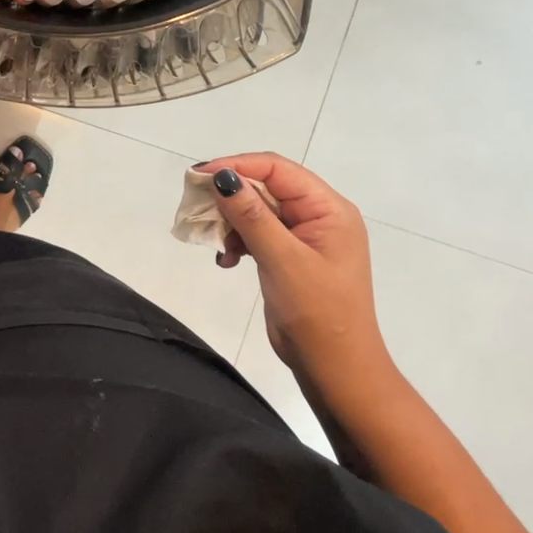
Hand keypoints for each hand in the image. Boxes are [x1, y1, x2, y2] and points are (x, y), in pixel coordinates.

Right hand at [201, 154, 387, 380]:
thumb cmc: (318, 310)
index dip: (237, 165)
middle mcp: (318, 216)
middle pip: (265, 186)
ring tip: (217, 245)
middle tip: (196, 208)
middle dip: (230, 196)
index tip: (199, 176)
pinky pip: (256, 233)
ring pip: (255, 210)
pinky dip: (236, 241)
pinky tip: (226, 261)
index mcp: (329, 209)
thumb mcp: (282, 259)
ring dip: (230, 222)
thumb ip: (251, 214)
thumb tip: (222, 176)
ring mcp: (303, 237)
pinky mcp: (289, 256)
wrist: (336, 367)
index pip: (277, 168)